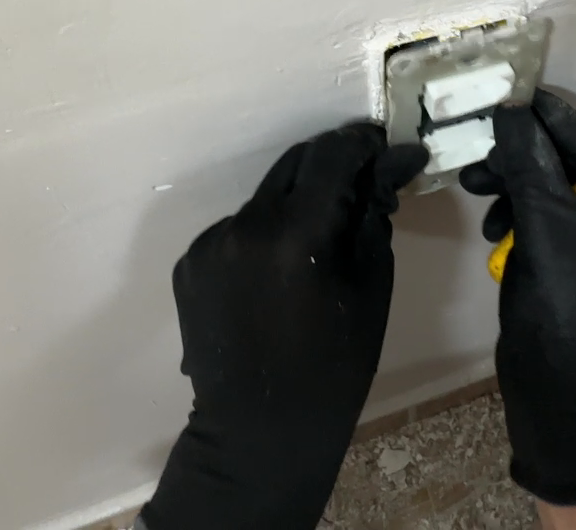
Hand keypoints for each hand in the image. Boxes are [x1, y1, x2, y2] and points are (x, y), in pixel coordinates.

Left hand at [140, 124, 426, 529]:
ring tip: (314, 238)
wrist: (258, 432)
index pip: (331, 155)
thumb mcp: (371, 285)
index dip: (361, 142)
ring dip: (295, 201)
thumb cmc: (333, 364)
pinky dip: (264, 233)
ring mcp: (210, 242)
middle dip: (330, 164)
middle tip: (357, 180)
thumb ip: (371, 215)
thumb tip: (386, 166)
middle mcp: (245, 224)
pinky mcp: (189, 261)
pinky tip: (276, 268)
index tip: (380, 144)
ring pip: (266, 195)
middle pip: (294, 162)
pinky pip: (238, 227)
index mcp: (295, 233)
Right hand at [458, 91, 575, 505]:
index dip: (565, 121)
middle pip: (575, 164)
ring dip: (512, 181)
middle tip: (488, 148)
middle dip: (527, 155)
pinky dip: (512, 211)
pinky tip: (492, 225)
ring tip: (476, 183)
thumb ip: (531, 163)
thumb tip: (513, 110)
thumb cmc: (563, 306)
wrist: (549, 390)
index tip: (523, 102)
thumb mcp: (546, 225)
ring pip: (551, 187)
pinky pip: (539, 215)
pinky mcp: (563, 255)